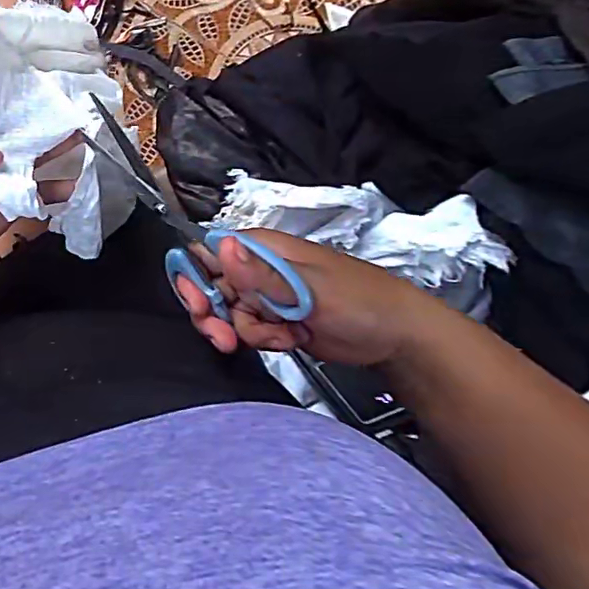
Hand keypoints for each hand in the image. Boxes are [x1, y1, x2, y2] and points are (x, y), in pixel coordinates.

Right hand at [173, 229, 438, 366]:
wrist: (394, 336)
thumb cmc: (359, 300)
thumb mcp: (308, 288)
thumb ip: (262, 274)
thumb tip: (223, 247)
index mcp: (261, 247)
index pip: (207, 253)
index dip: (193, 278)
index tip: (200, 306)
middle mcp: (257, 268)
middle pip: (210, 288)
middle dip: (214, 316)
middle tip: (227, 337)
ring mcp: (266, 295)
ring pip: (227, 314)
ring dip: (247, 332)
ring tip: (281, 336)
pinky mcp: (274, 320)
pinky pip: (248, 331)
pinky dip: (262, 340)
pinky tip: (289, 340)